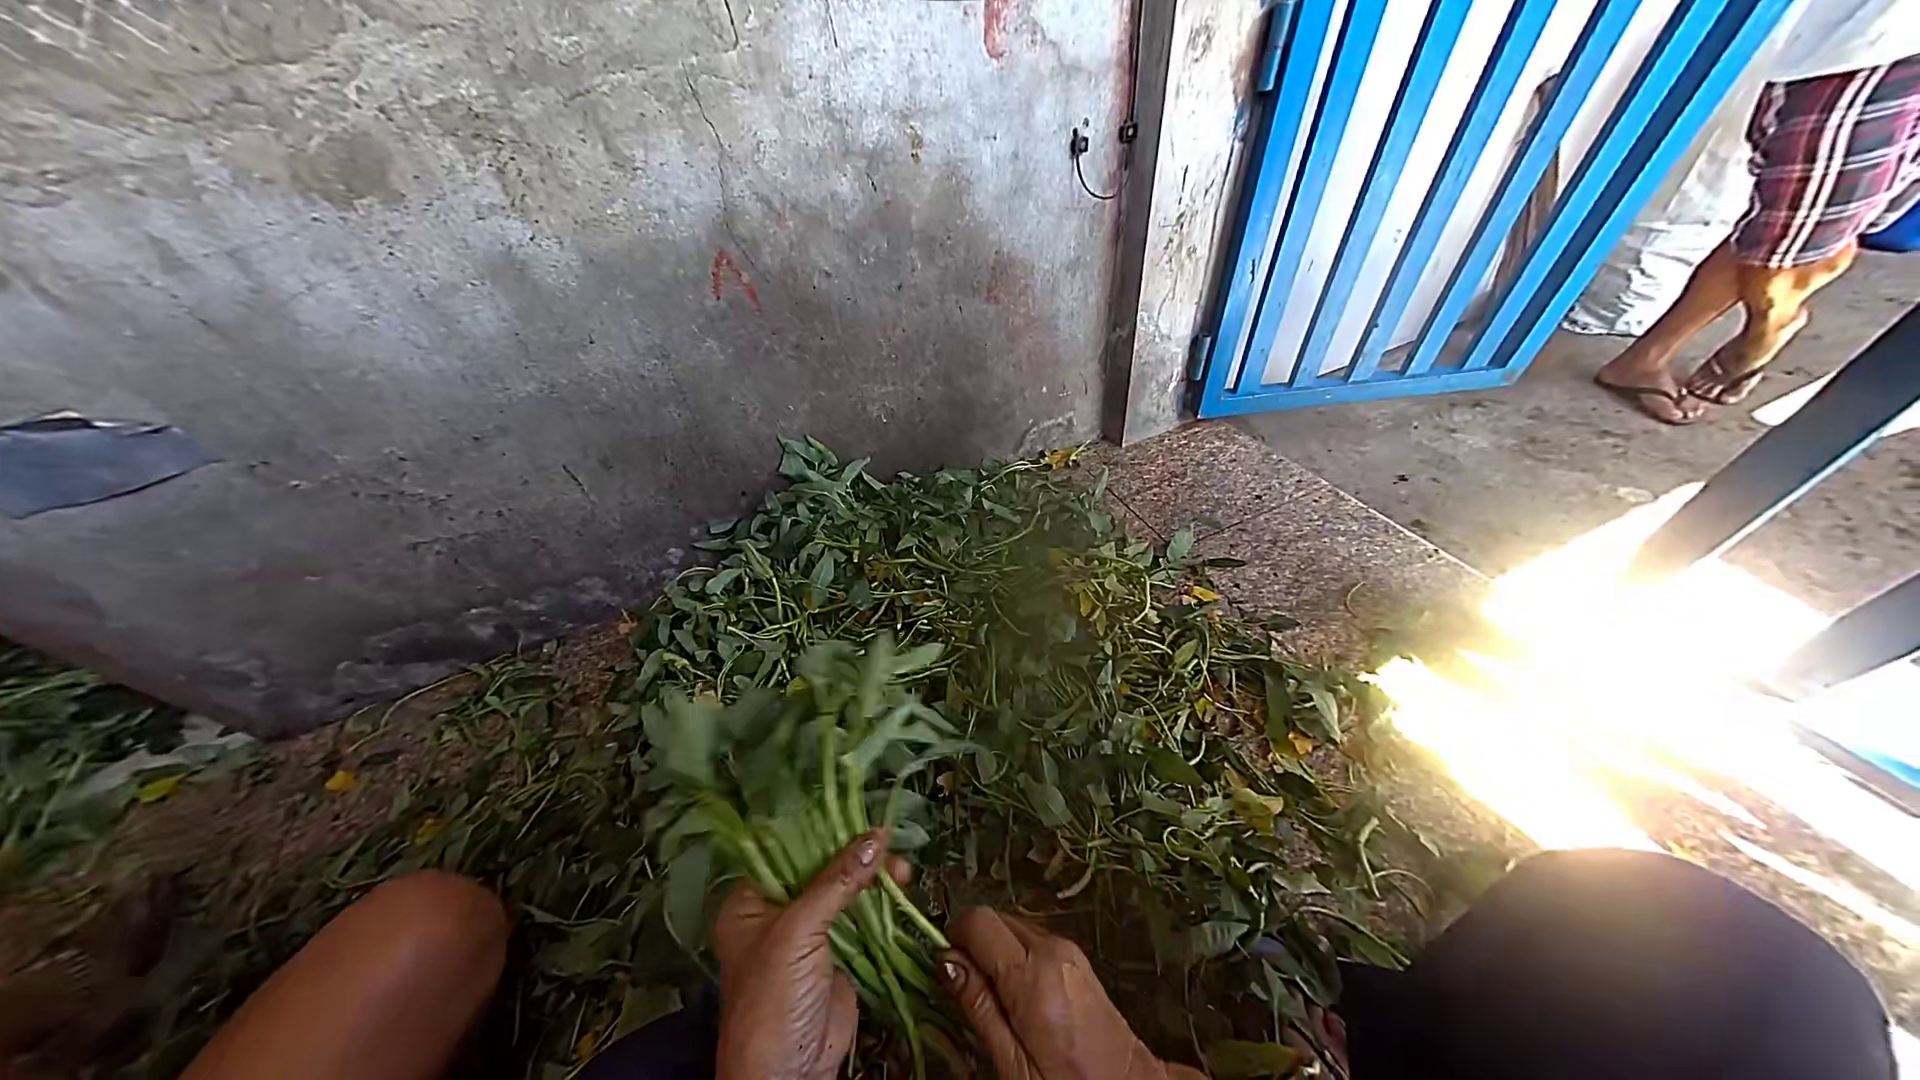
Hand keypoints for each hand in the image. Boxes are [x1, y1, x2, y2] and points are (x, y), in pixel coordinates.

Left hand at [711, 829, 897, 1079]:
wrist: (791, 1077)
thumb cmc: (773, 999)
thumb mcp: (798, 933)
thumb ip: (837, 882)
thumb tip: (877, 836)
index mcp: (751, 900)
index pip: (786, 848)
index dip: (820, 827)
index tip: (855, 808)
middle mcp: (778, 908)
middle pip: (820, 864)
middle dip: (854, 850)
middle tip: (887, 839)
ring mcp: (810, 929)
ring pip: (845, 886)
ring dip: (873, 873)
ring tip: (901, 867)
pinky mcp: (839, 948)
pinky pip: (861, 912)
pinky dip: (881, 897)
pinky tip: (899, 884)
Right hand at [938, 908, 1203, 1079]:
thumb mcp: (1014, 1065)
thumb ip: (979, 1007)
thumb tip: (945, 961)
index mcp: (1032, 976)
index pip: (978, 921)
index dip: (954, 938)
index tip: (947, 970)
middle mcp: (1050, 948)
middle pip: (994, 918)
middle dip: (973, 944)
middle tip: (968, 989)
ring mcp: (1066, 946)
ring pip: (1011, 925)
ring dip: (993, 949)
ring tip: (994, 997)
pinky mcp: (1074, 952)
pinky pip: (1030, 937)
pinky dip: (1014, 954)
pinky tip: (1018, 994)